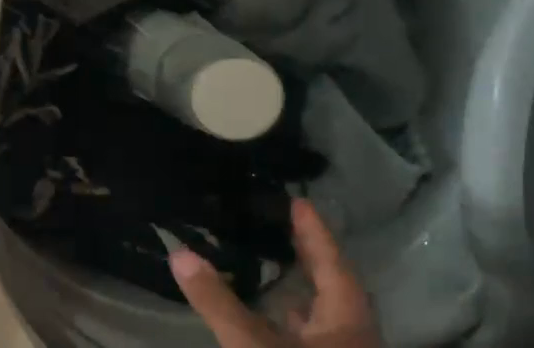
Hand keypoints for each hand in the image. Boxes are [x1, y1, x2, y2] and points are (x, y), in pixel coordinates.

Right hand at [170, 199, 381, 347]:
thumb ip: (218, 302)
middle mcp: (355, 343)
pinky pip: (316, 340)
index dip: (317, 235)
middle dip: (316, 262)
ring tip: (280, 270)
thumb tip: (178, 251)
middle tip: (290, 227)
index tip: (300, 201)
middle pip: (340, 296)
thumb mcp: (254, 347)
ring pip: (331, 323)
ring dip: (307, 295)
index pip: (336, 270)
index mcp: (348, 328)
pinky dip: (296, 323)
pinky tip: (276, 321)